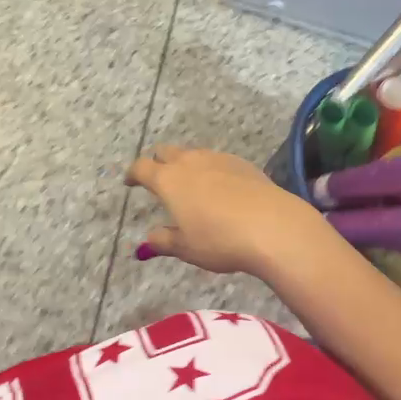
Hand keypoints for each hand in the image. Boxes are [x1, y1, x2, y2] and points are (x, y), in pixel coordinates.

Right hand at [125, 145, 331, 281]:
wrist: (271, 225)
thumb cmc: (219, 240)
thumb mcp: (186, 248)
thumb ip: (163, 241)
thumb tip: (148, 238)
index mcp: (168, 180)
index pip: (141, 167)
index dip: (133, 173)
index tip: (129, 181)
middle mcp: (189, 161)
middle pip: (165, 151)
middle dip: (158, 162)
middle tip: (159, 179)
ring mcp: (216, 158)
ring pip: (192, 153)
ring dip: (185, 165)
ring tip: (191, 185)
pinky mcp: (240, 162)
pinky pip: (216, 160)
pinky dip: (210, 170)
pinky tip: (221, 189)